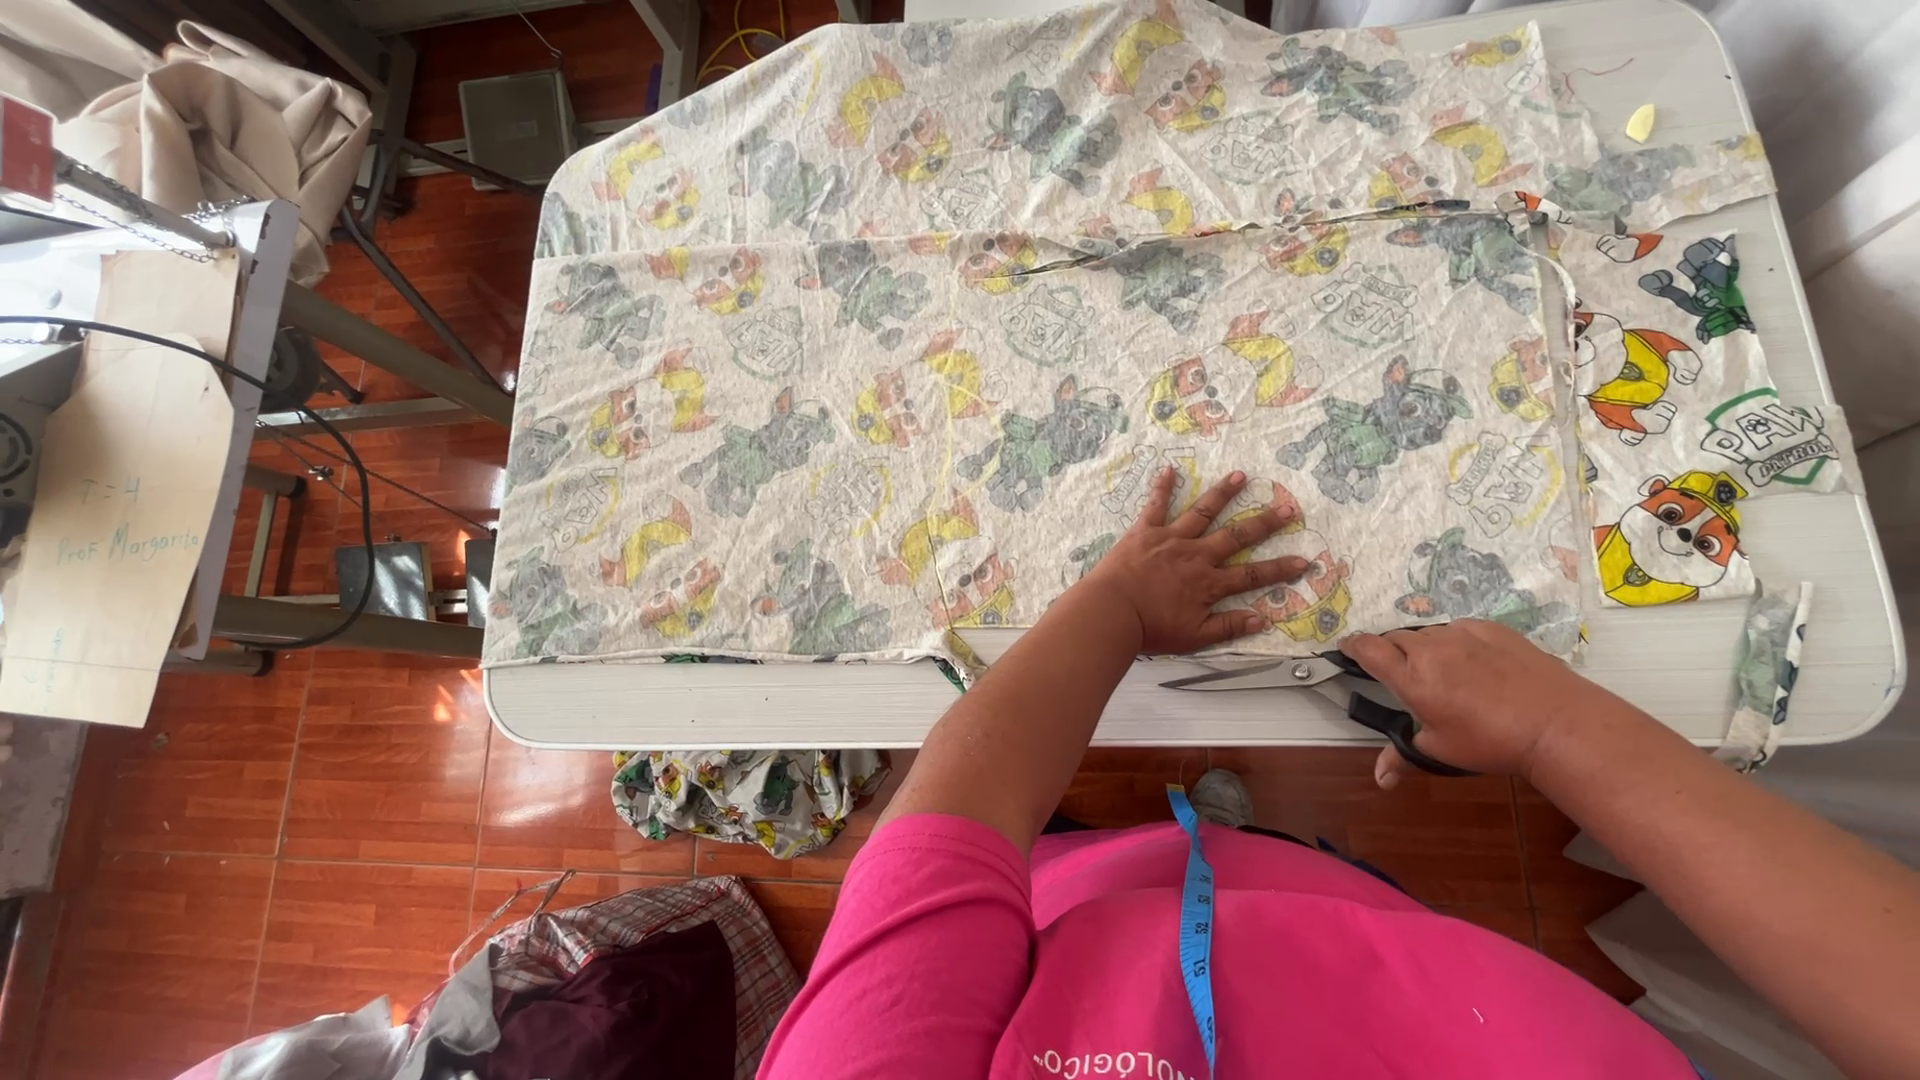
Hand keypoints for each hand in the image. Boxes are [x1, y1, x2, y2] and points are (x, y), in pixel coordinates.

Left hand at [1081, 468, 1306, 654]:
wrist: (1111, 612)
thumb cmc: (1150, 629)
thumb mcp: (1194, 637)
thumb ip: (1228, 627)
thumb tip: (1263, 620)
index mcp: (1208, 583)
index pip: (1253, 576)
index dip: (1280, 569)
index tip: (1304, 561)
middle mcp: (1195, 555)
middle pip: (1236, 536)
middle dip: (1264, 523)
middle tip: (1288, 507)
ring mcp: (1170, 539)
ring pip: (1202, 512)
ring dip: (1223, 493)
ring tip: (1241, 475)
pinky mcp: (1144, 531)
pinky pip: (1155, 505)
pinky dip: (1162, 487)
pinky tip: (1169, 469)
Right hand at [1341, 620, 1605, 788]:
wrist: (1558, 724)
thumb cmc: (1491, 741)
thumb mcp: (1441, 752)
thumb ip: (1403, 758)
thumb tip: (1381, 781)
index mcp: (1410, 677)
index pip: (1367, 648)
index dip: (1352, 646)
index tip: (1348, 648)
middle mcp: (1430, 649)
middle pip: (1395, 638)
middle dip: (1389, 650)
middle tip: (1399, 670)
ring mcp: (1463, 635)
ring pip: (1428, 632)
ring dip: (1423, 645)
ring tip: (1438, 668)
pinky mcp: (1493, 630)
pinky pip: (1461, 628)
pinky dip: (1456, 640)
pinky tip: (1471, 659)